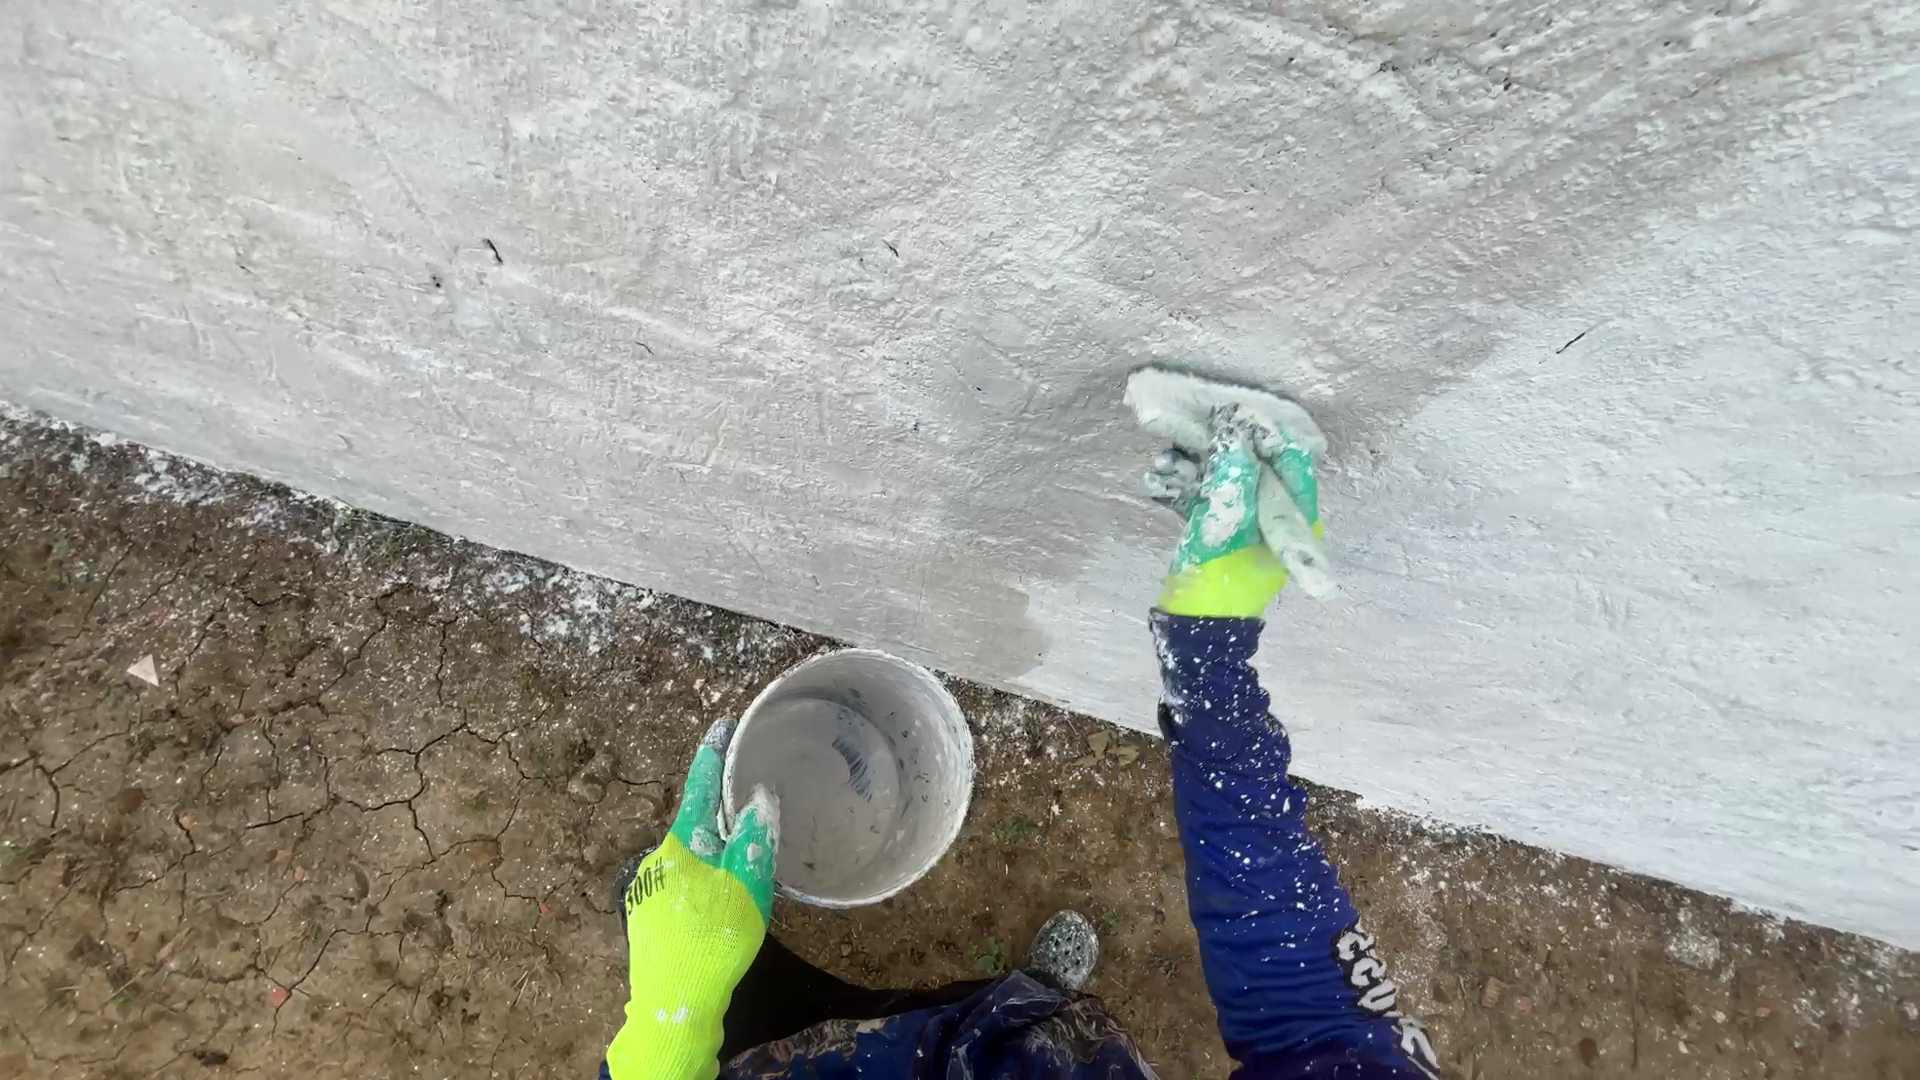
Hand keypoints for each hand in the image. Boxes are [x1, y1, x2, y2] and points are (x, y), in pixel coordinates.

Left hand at [605, 720, 778, 1079]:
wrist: (673, 1009)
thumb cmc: (714, 940)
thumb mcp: (748, 885)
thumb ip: (754, 837)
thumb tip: (756, 796)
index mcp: (679, 846)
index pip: (698, 788)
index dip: (711, 755)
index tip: (721, 726)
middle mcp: (656, 860)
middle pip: (696, 823)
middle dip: (721, 811)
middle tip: (751, 802)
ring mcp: (648, 889)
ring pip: (691, 854)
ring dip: (715, 847)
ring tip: (744, 855)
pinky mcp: (648, 914)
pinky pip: (684, 877)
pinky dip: (705, 871)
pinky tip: (722, 892)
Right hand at [1150, 404, 1327, 616]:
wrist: (1191, 635)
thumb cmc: (1215, 586)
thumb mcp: (1222, 526)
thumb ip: (1231, 476)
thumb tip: (1234, 425)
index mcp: (1295, 520)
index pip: (1287, 460)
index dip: (1260, 434)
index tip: (1227, 414)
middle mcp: (1275, 518)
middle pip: (1249, 466)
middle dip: (1215, 450)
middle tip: (1186, 431)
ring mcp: (1245, 526)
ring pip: (1221, 480)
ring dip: (1189, 469)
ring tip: (1160, 463)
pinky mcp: (1218, 532)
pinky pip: (1203, 499)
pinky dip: (1181, 489)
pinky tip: (1156, 481)